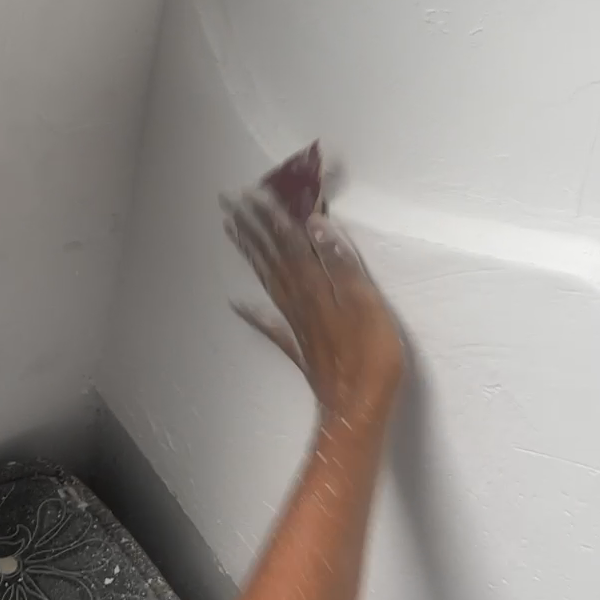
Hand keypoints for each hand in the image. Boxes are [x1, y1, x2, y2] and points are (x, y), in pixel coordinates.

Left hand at [222, 186, 403, 427]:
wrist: (357, 408)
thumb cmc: (370, 355)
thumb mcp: (365, 302)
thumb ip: (340, 262)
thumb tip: (316, 226)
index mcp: (315, 285)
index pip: (288, 241)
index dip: (271, 216)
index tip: (250, 191)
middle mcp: (298, 300)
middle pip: (270, 256)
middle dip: (251, 227)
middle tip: (228, 201)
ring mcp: (295, 324)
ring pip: (267, 280)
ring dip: (250, 253)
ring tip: (232, 231)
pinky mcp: (298, 346)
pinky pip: (269, 324)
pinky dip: (252, 313)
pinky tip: (238, 305)